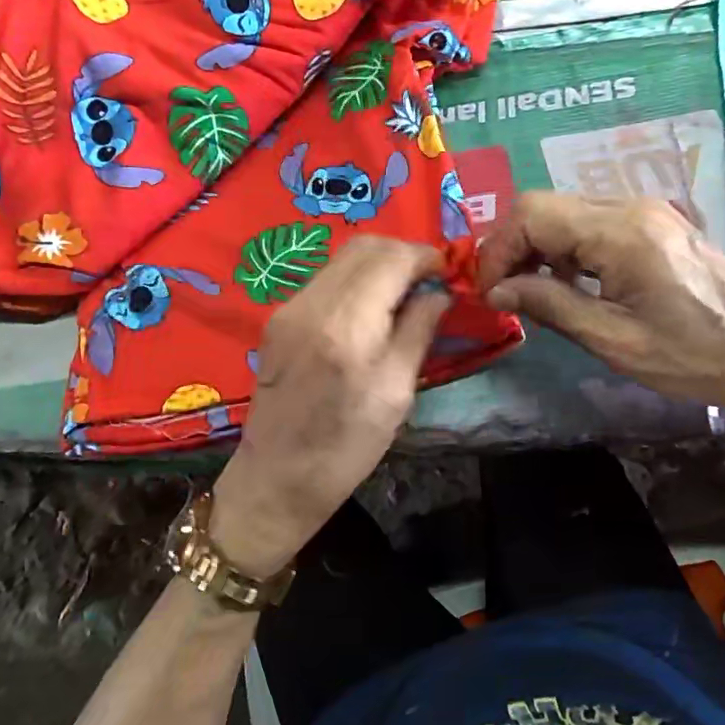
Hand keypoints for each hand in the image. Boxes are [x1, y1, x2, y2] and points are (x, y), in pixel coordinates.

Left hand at [210, 237, 449, 578]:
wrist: (278, 477)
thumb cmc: (347, 446)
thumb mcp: (397, 392)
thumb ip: (418, 331)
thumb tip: (437, 292)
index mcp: (347, 325)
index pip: (390, 258)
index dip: (425, 257)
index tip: (446, 273)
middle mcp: (311, 304)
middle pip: (363, 247)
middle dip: (402, 254)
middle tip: (428, 280)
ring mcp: (288, 308)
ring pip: (341, 259)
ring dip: (377, 264)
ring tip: (403, 293)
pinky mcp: (278, 319)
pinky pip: (324, 280)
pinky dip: (353, 280)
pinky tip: (369, 308)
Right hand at [477, 193, 724, 425]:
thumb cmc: (696, 357)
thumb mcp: (614, 340)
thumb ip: (549, 305)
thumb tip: (496, 289)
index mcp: (623, 231)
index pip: (531, 214)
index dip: (497, 250)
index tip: (489, 293)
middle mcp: (632, 206)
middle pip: (543, 206)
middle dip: (511, 247)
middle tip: (502, 294)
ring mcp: (646, 212)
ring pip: (563, 212)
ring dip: (535, 248)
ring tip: (528, 293)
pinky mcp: (654, 226)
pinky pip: (589, 223)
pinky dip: (563, 248)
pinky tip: (567, 283)